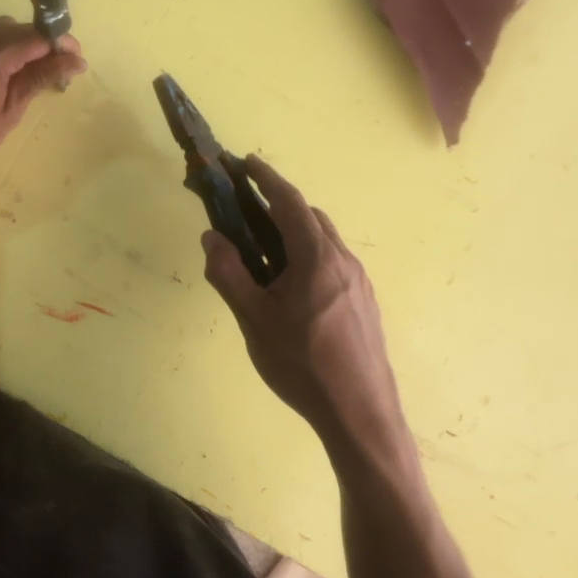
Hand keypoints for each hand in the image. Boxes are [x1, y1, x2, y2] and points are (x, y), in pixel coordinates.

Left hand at [0, 17, 85, 184]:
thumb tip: (75, 61)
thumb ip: (40, 79)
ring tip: (33, 70)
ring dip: (20, 43)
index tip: (76, 60)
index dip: (61, 45)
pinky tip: (5, 69)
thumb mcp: (9, 112)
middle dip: (42, 43)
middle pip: (19, 28)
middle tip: (58, 67)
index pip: (37, 36)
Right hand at [201, 157, 410, 466]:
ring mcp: (359, 283)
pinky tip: (290, 288)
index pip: (289, 202)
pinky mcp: (365, 304)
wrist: (360, 415)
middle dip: (277, 204)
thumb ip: (229, 273)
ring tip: (263, 251)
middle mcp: (343, 260)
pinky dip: (308, 255)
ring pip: (323, 241)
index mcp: (316, 257)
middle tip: (245, 210)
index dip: (265, 178)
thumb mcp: (253, 319)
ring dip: (294, 232)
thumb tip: (212, 237)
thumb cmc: (302, 364)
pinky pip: (333, 263)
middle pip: (309, 217)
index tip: (244, 162)